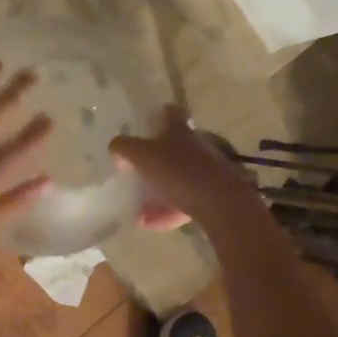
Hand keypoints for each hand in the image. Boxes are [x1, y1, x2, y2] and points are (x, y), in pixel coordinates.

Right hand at [112, 104, 264, 233]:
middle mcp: (195, 146)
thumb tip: (116, 148)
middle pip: (172, 148)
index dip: (156, 116)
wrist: (221, 203)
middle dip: (153, 162)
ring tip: (139, 210)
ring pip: (177, 178)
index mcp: (178, 131)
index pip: (169, 112)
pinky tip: (152, 224)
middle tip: (135, 173)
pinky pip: (186, 200)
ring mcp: (206, 170)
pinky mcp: (213, 194)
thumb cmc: (179, 172)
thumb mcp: (141, 155)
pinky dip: (169, 211)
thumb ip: (124, 148)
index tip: (144, 127)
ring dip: (158, 192)